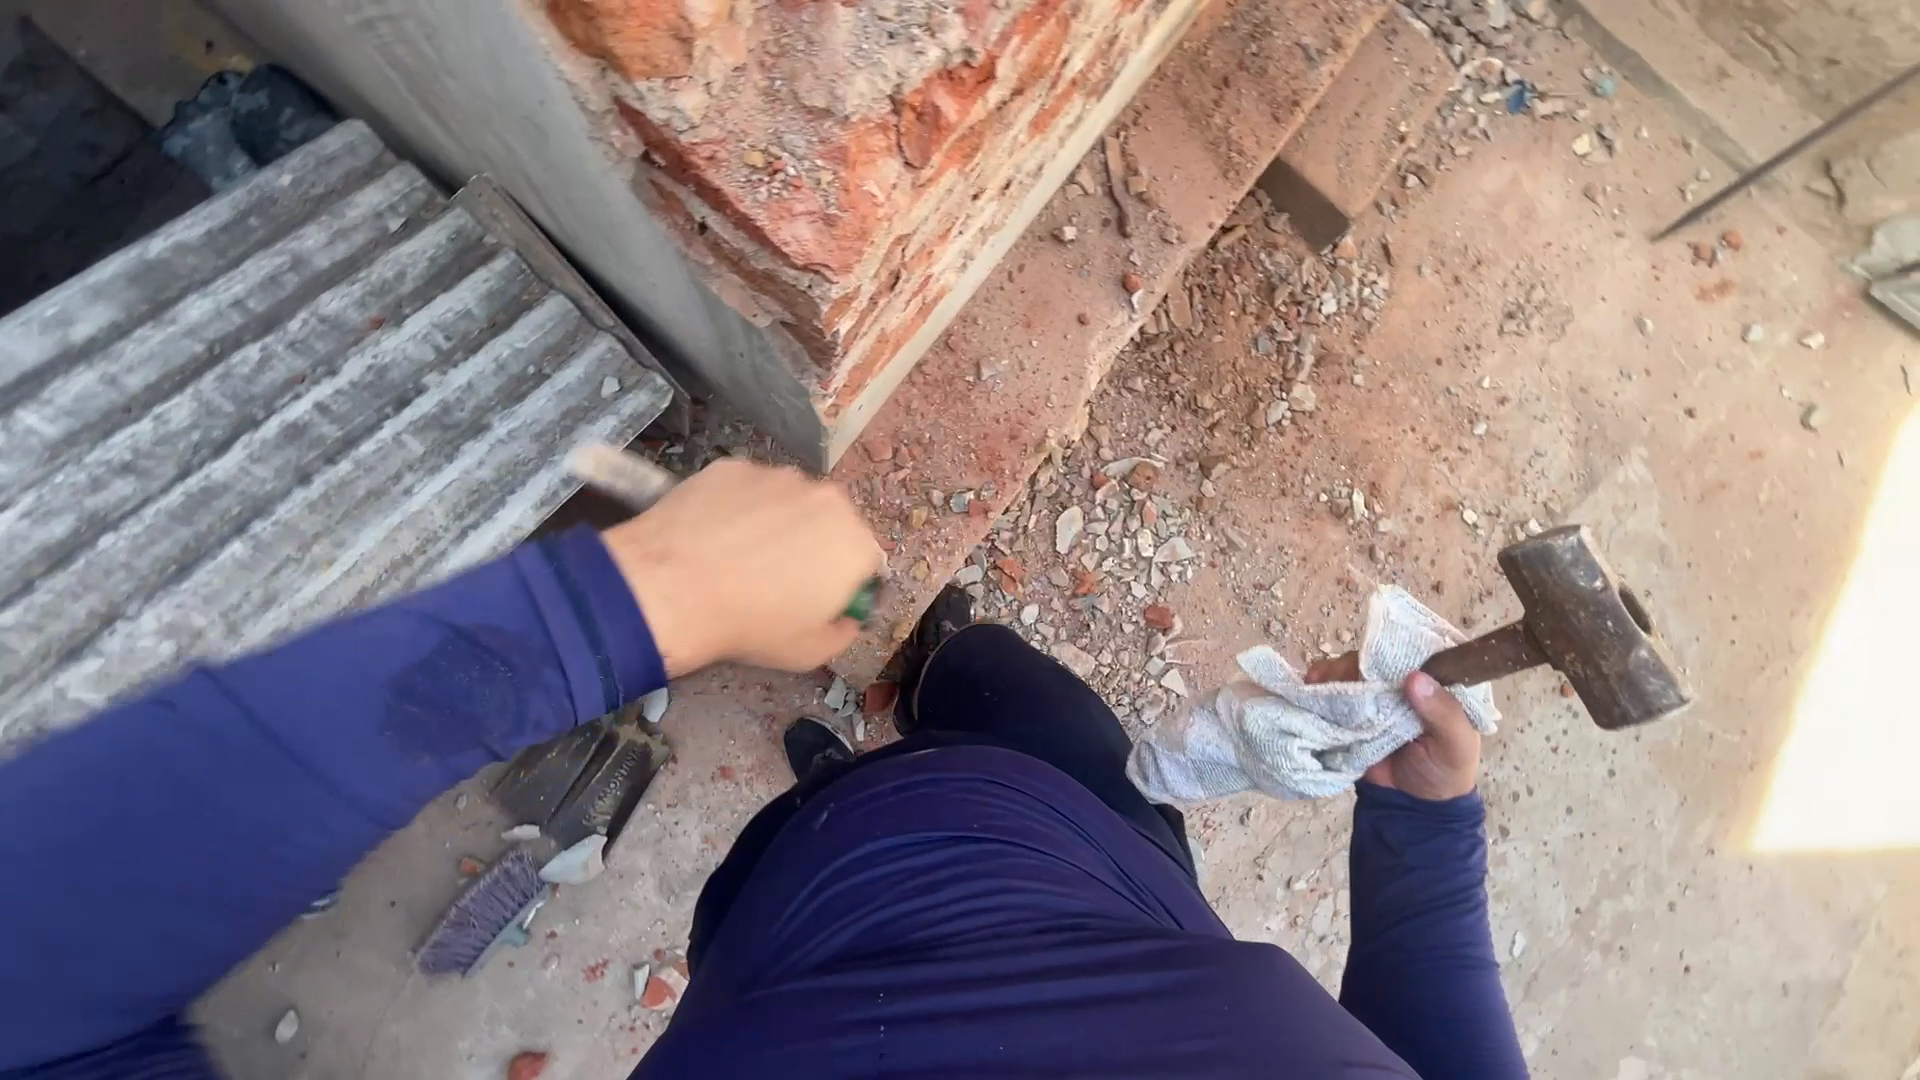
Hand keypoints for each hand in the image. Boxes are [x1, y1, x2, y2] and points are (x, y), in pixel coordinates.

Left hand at [600, 459, 882, 676]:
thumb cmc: (750, 625)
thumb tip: (845, 618)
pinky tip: (715, 535)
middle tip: (779, 577)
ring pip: (791, 501)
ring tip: (740, 554)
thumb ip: (844, 632)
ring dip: (780, 522)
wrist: (671, 589)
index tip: (819, 599)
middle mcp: (828, 499)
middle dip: (816, 546)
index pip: (867, 562)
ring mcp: (779, 476)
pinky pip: (748, 489)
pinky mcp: (736, 466)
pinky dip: (740, 507)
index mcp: (856, 543)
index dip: (845, 584)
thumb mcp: (810, 652)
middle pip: (832, 524)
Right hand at [1303, 655, 1481, 800]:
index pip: (1408, 654)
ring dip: (1331, 677)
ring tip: (1317, 686)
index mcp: (1431, 684)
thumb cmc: (1443, 770)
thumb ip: (1444, 714)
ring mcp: (1370, 696)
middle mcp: (1397, 683)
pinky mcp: (1347, 711)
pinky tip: (1309, 692)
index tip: (1369, 661)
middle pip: (1369, 659)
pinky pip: (1329, 693)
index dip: (1388, 651)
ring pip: (1346, 673)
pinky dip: (1317, 690)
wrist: (1412, 804)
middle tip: (1338, 679)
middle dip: (1351, 665)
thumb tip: (1414, 677)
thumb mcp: (1456, 745)